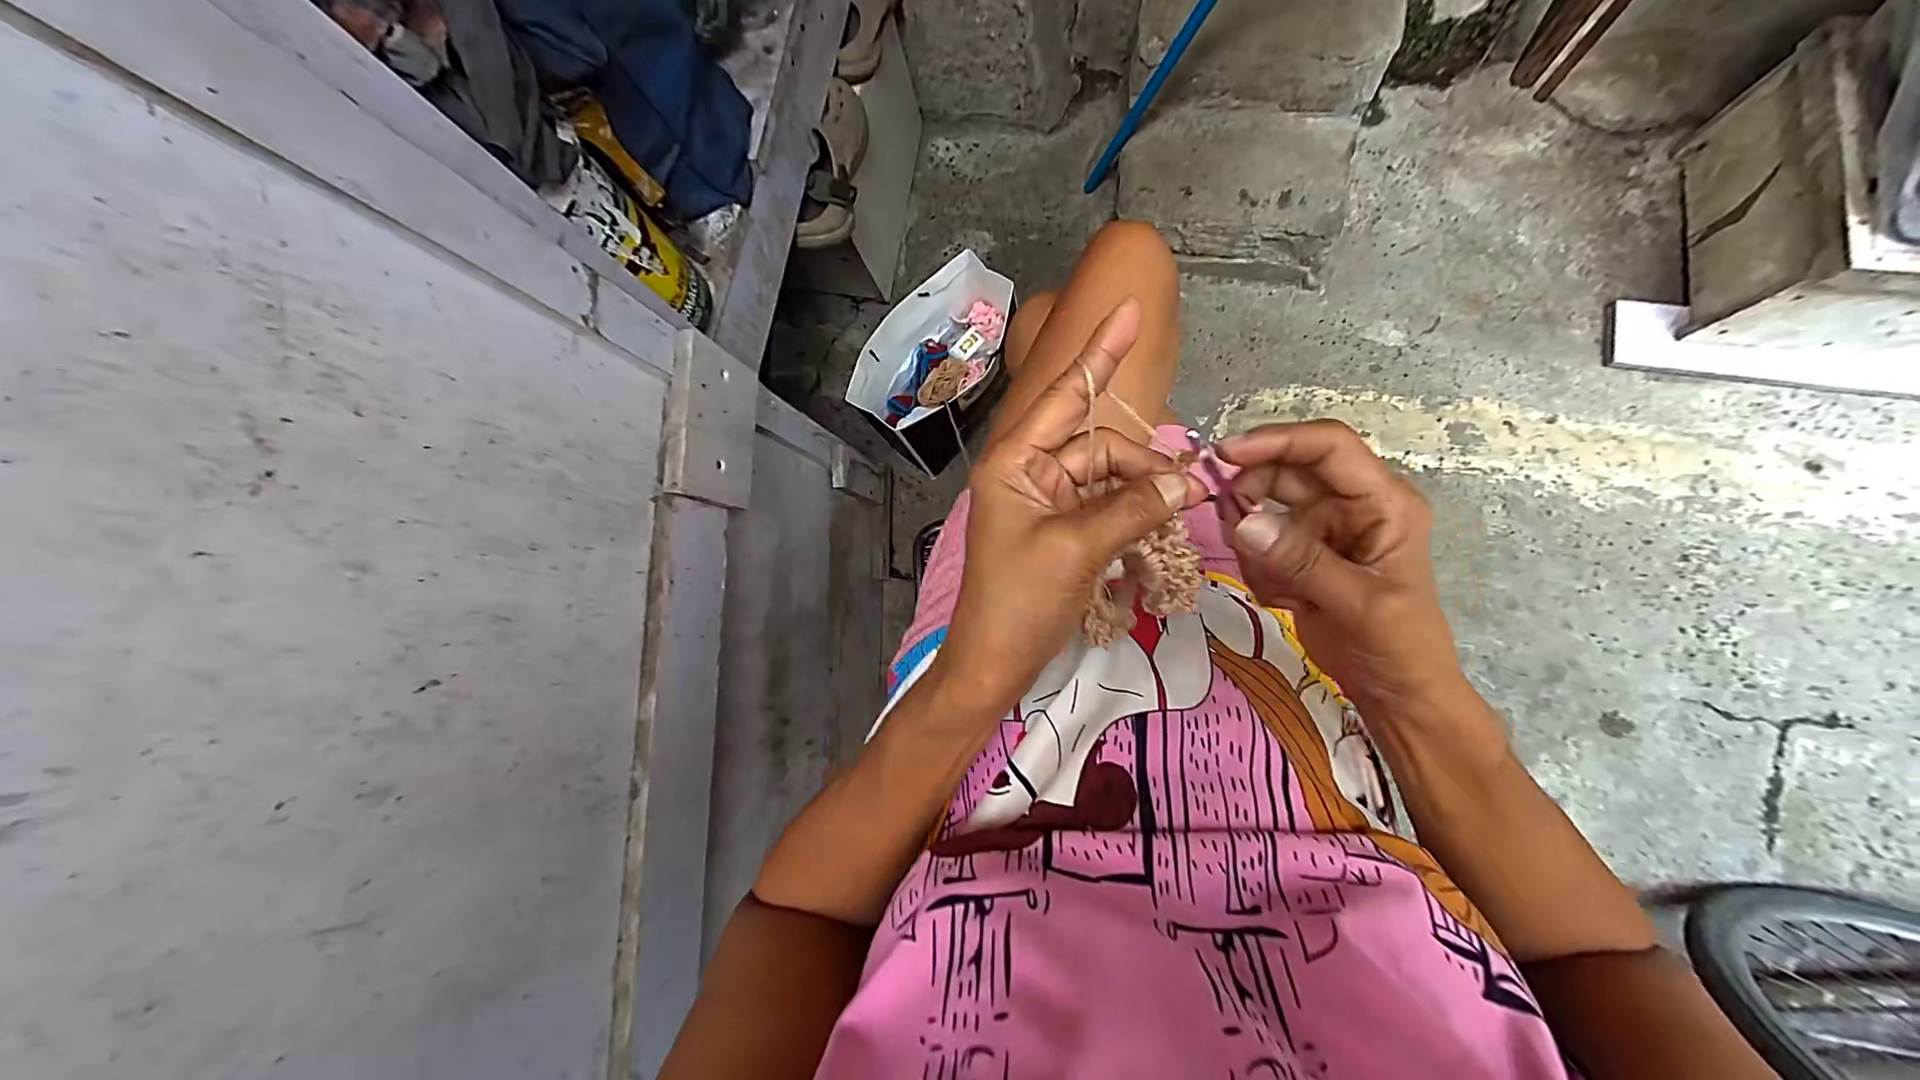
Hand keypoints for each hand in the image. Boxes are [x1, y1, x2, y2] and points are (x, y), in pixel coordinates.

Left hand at [939, 299, 1206, 711]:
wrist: (995, 664)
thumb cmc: (1019, 603)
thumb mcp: (1078, 548)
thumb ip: (1134, 507)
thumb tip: (1187, 481)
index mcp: (1014, 462)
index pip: (1066, 396)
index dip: (1100, 353)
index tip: (1130, 308)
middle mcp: (1028, 472)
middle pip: (1097, 442)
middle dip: (1142, 459)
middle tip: (1189, 483)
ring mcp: (1045, 502)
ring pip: (1107, 476)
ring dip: (1143, 491)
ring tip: (1178, 512)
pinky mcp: (1060, 529)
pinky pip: (1105, 505)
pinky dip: (1133, 513)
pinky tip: (1158, 527)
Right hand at [1215, 421, 1468, 715]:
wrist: (1397, 693)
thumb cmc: (1399, 646)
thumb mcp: (1357, 603)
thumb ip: (1300, 561)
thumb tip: (1243, 522)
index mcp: (1383, 502)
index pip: (1329, 447)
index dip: (1277, 441)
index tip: (1224, 454)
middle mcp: (1352, 504)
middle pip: (1286, 471)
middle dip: (1252, 495)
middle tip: (1228, 528)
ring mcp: (1324, 528)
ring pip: (1265, 506)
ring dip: (1254, 543)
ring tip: (1275, 585)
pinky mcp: (1301, 552)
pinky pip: (1259, 542)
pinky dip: (1258, 568)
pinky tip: (1285, 599)